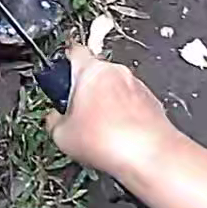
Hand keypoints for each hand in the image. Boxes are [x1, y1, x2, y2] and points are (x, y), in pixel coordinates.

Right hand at [45, 46, 178, 178]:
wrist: (150, 156)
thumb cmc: (109, 141)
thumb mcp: (62, 136)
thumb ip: (53, 120)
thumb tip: (54, 119)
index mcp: (91, 70)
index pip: (75, 51)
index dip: (67, 60)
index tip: (63, 73)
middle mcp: (116, 71)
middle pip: (95, 72)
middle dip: (86, 90)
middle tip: (79, 114)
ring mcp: (136, 85)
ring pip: (115, 87)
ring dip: (107, 103)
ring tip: (102, 131)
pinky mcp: (152, 101)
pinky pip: (133, 102)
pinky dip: (126, 114)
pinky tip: (120, 137)